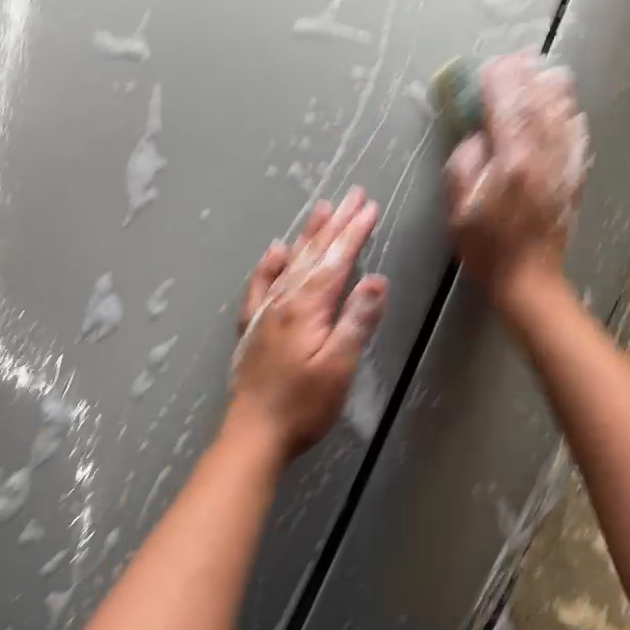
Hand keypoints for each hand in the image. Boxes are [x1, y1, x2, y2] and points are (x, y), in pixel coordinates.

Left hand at [228, 188, 388, 457]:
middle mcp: (284, 301)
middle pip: (314, 253)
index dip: (354, 232)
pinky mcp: (254, 328)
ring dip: (308, 235)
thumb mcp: (339, 365)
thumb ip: (356, 320)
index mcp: (307, 307)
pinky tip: (275, 252)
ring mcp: (266, 313)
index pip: (337, 260)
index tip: (370, 206)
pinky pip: (261, 286)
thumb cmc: (304, 404)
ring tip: (321, 209)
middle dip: (336, 223)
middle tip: (353, 195)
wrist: (255, 434)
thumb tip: (376, 280)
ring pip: (291, 263)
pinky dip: (270, 265)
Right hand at [444, 52, 588, 313]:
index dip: (498, 82)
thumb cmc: (487, 249)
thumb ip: (465, 164)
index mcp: (511, 163)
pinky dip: (571, 117)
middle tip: (517, 56)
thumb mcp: (459, 210)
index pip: (506, 109)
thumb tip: (476, 133)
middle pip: (537, 105)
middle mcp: (543, 158)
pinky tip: (567, 106)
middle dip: (525, 76)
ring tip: (543, 68)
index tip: (490, 65)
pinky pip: (578, 139)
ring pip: (562, 117)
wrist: (530, 282)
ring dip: (551, 89)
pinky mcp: (575, 180)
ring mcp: (564, 168)